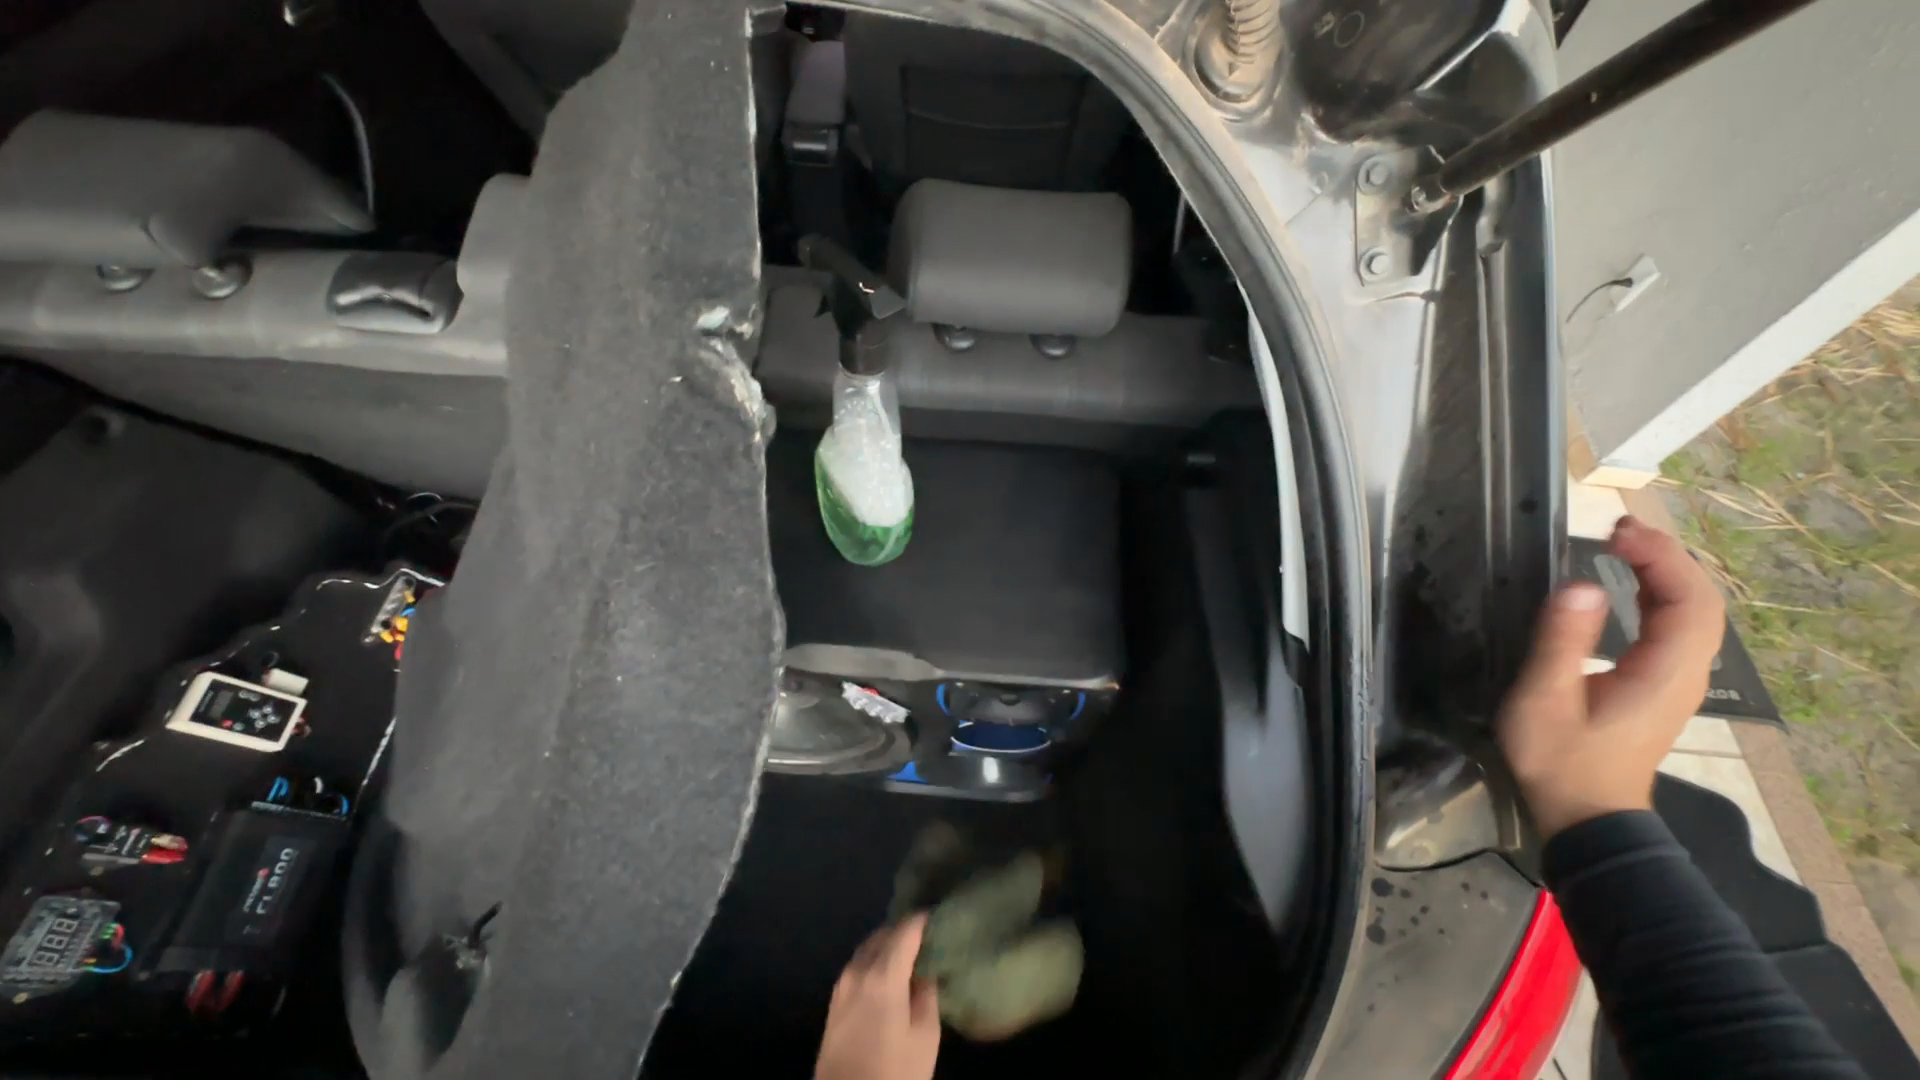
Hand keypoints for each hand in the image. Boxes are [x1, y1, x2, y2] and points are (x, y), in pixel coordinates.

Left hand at [815, 914, 940, 1079]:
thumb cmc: (894, 1073)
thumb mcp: (924, 1037)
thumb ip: (927, 995)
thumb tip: (926, 972)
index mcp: (882, 975)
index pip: (906, 929)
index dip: (924, 919)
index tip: (942, 915)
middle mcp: (858, 971)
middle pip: (884, 934)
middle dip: (906, 930)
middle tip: (930, 936)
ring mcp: (841, 985)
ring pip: (868, 948)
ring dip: (889, 945)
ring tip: (913, 954)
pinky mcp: (834, 1001)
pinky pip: (858, 966)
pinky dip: (876, 960)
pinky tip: (891, 974)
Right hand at [1497, 516, 1725, 839]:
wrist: (1584, 812)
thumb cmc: (1559, 758)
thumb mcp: (1544, 699)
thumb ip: (1562, 642)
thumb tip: (1580, 586)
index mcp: (1663, 672)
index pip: (1688, 601)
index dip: (1661, 559)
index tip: (1616, 534)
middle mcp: (1683, 672)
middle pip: (1700, 602)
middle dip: (1667, 557)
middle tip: (1619, 528)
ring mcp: (1675, 680)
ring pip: (1692, 614)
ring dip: (1664, 574)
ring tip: (1625, 545)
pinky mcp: (1659, 686)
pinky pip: (1675, 628)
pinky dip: (1657, 596)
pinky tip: (1630, 586)